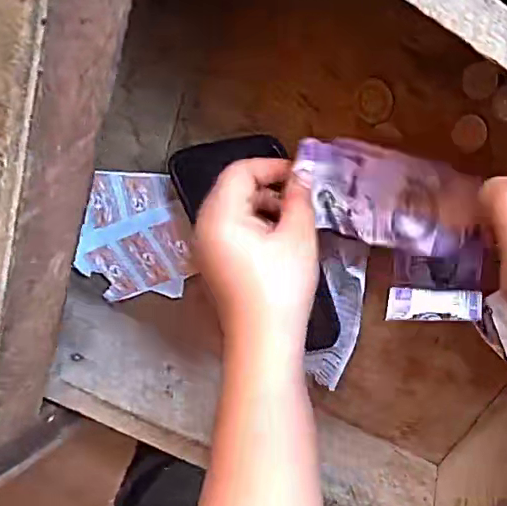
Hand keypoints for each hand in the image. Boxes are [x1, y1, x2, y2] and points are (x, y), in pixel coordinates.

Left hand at [194, 158, 317, 350]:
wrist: (264, 340)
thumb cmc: (281, 289)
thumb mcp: (298, 236)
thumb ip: (300, 197)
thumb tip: (302, 174)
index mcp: (219, 216)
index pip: (240, 170)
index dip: (272, 165)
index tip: (301, 174)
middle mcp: (204, 228)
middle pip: (233, 188)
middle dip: (269, 186)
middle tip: (301, 197)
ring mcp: (206, 248)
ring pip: (234, 210)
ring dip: (264, 207)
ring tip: (295, 222)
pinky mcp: (216, 265)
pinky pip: (233, 232)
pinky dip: (256, 227)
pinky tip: (281, 243)